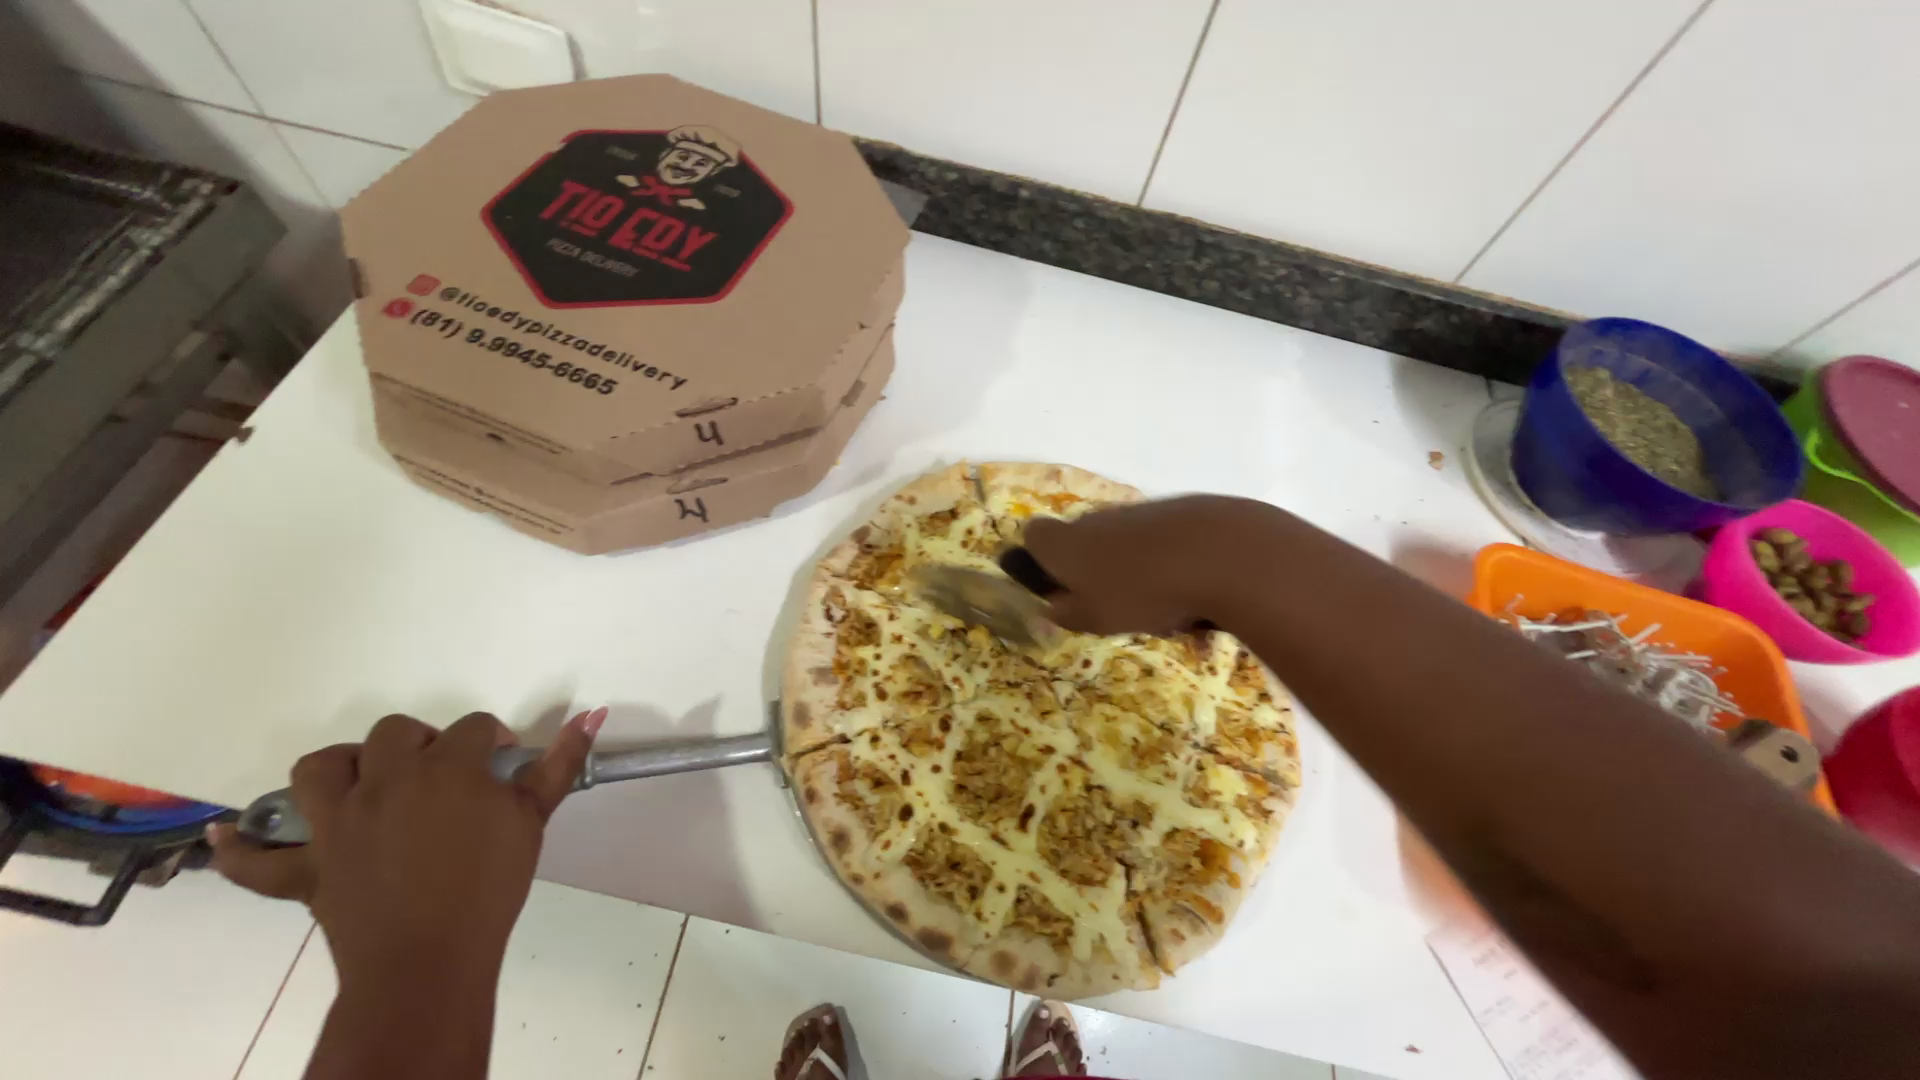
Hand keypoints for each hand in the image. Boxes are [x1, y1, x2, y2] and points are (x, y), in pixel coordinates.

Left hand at [208, 708, 603, 983]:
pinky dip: (240, 845)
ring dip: (340, 767)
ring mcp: (336, 823)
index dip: (492, 740)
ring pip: (319, 768)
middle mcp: (385, 781)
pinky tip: (233, 833)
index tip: (502, 762)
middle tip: (443, 773)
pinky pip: (253, 858)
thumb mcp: (534, 819)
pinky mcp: (305, 869)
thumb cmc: (491, 885)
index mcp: (446, 768)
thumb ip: (560, 764)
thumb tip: (589, 715)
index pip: (473, 728)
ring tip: (366, 782)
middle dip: (421, 742)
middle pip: (393, 733)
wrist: (430, 960)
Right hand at [1022, 495, 1278, 635]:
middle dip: (1092, 572)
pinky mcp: (1177, 511)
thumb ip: (1066, 613)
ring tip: (1162, 610)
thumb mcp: (1094, 618)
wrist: (1219, 552)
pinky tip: (1193, 594)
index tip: (1054, 586)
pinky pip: (1160, 543)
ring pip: (1123, 544)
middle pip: (1082, 541)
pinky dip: (1168, 564)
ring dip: (1132, 571)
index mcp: (1065, 542)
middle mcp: (1095, 519)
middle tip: (1112, 608)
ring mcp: (1137, 512)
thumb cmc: (1141, 591)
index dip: (1038, 558)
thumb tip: (1052, 606)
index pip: (1033, 535)